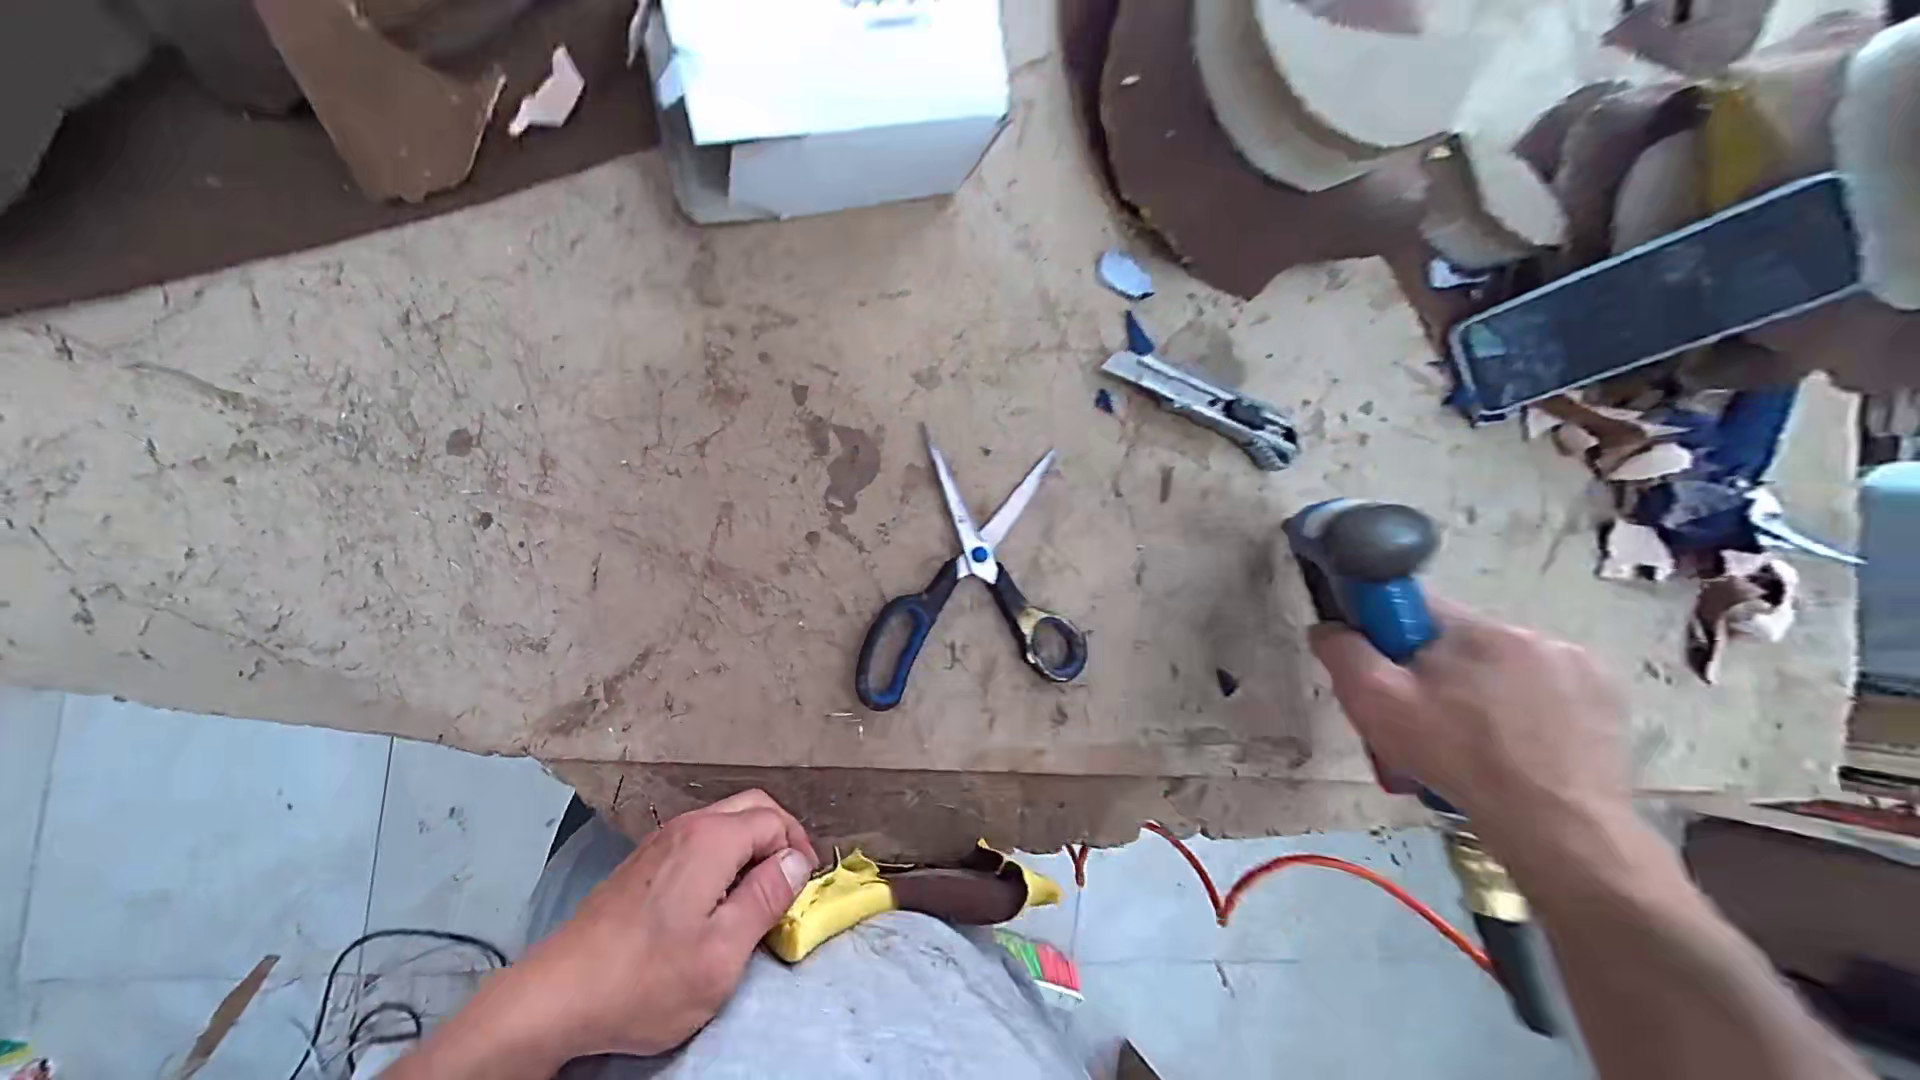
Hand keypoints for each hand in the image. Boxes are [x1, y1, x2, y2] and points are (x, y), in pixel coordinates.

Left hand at [393, 789, 818, 1077]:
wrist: (552, 1000)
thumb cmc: (644, 980)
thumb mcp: (722, 952)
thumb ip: (766, 898)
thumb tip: (795, 862)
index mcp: (711, 839)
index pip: (776, 821)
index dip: (799, 850)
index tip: (804, 889)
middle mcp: (687, 826)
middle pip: (753, 808)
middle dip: (781, 837)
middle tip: (790, 881)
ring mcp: (661, 841)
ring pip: (725, 820)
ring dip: (753, 846)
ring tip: (758, 893)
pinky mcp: (643, 863)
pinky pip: (700, 839)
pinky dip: (725, 855)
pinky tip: (718, 897)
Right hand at [1309, 598, 1633, 846]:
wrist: (1559, 828)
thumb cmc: (1455, 757)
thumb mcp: (1374, 703)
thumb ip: (1343, 653)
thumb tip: (1329, 627)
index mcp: (1474, 627)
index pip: (1412, 606)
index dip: (1388, 635)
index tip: (1386, 673)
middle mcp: (1530, 633)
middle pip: (1457, 640)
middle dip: (1435, 671)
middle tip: (1424, 718)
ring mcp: (1578, 665)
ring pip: (1501, 665)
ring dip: (1480, 690)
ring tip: (1471, 740)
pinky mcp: (1607, 699)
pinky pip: (1545, 688)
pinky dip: (1525, 708)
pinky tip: (1516, 745)